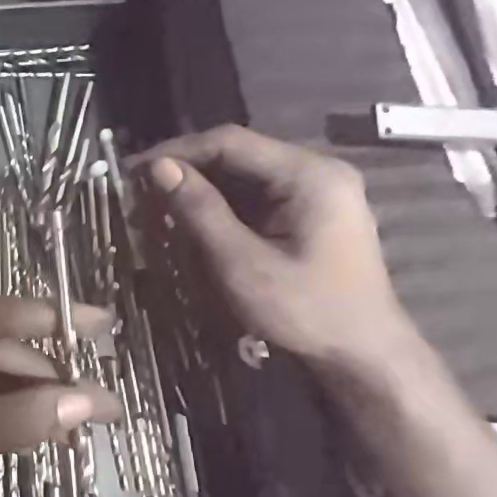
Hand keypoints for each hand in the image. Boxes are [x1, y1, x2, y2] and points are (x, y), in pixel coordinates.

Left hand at [0, 298, 121, 496]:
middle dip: (49, 379)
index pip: (0, 315)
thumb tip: (90, 402)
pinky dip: (5, 418)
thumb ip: (20, 418)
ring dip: (30, 402)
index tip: (104, 323)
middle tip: (103, 408)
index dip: (56, 319)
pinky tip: (41, 432)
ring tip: (82, 425)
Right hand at [134, 125, 411, 365]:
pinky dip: (222, 210)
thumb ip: (201, 212)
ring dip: (201, 193)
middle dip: (187, 174)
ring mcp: (316, 193)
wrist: (362, 354)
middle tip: (139, 197)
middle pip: (238, 157)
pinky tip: (193, 226)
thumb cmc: (305, 311)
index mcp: (308, 174)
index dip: (178, 152)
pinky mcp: (310, 215)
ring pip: (244, 179)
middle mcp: (315, 171)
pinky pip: (257, 200)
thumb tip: (159, 168)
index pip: (231, 142)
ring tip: (157, 213)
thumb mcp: (242, 264)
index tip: (134, 172)